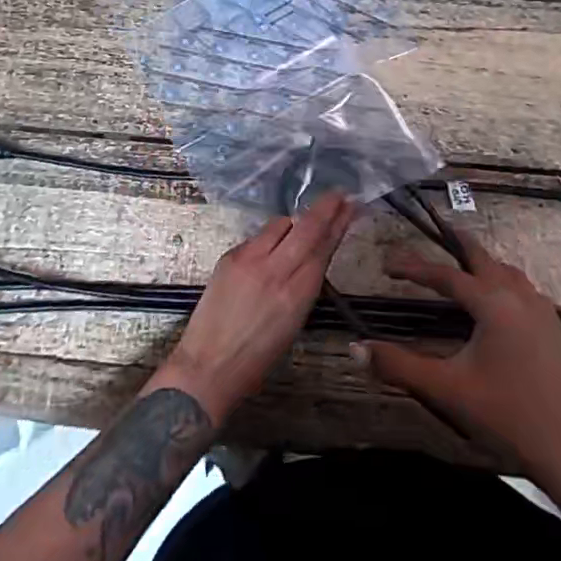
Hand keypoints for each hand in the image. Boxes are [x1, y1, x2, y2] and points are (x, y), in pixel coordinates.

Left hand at [153, 194, 359, 420]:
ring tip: (301, 228)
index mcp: (297, 292)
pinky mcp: (229, 256)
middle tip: (339, 194)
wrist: (209, 366)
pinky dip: (270, 239)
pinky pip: (257, 237)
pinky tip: (270, 250)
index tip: (351, 205)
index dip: (339, 223)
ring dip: (294, 223)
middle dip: (325, 207)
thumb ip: (307, 283)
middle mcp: (275, 269)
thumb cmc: (258, 356)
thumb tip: (316, 254)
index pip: (324, 246)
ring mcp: (249, 258)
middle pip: (306, 226)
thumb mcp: (295, 321)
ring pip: (280, 224)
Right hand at [355, 232, 560, 482]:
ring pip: (507, 272)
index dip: (413, 267)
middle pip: (483, 258)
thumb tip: (354, 348)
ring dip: (482, 263)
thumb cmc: (507, 416)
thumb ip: (398, 366)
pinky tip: (496, 302)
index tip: (387, 264)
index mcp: (493, 303)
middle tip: (436, 230)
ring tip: (462, 266)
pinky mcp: (554, 329)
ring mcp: (542, 311)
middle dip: (457, 243)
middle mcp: (519, 296)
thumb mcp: (446, 390)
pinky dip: (501, 280)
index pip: (445, 274)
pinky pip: (522, 289)